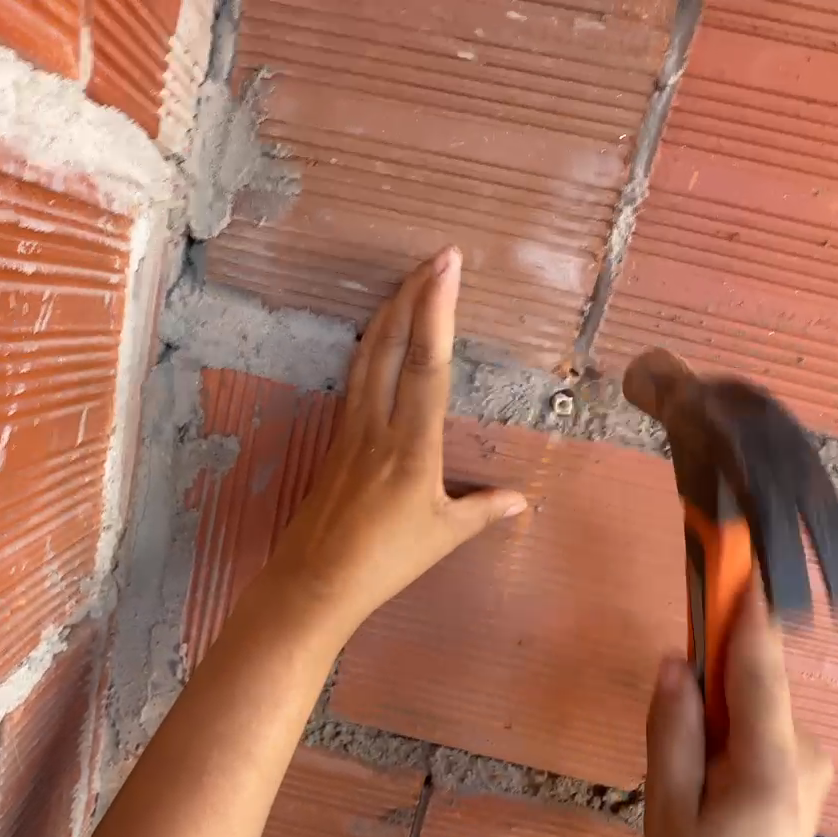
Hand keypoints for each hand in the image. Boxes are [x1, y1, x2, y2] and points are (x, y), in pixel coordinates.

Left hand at [251, 247, 526, 640]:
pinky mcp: (335, 442)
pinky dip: (369, 350)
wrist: (317, 579)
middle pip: (392, 347)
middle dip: (413, 296)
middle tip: (435, 257)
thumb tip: (520, 500)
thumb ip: (483, 510)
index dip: (437, 310)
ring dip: (388, 316)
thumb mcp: (443, 535)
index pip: (427, 364)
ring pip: (367, 360)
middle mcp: (378, 427)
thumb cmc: (386, 560)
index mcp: (412, 445)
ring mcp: (351, 431)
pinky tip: (374, 340)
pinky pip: (354, 383)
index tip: (447, 266)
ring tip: (407, 283)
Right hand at [643, 585, 831, 836]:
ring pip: (751, 704)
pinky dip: (725, 726)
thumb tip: (673, 662)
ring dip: (713, 709)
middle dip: (708, 675)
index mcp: (770, 763)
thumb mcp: (668, 804)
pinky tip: (704, 776)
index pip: (759, 670)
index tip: (740, 565)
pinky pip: (756, 723)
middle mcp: (804, 752)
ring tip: (686, 772)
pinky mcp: (802, 767)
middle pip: (753, 683)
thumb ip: (672, 730)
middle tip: (670, 710)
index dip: (747, 614)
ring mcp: (810, 760)